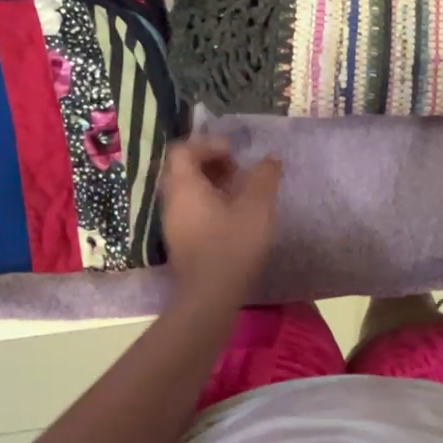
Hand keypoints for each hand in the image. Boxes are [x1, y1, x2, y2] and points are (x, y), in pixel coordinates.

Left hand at [159, 135, 282, 303]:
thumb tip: (270, 159)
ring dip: (213, 183)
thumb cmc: (232, 245)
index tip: (235, 152)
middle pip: (184, 168)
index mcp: (184, 187)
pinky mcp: (181, 242)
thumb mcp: (257, 205)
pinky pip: (192, 209)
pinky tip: (235, 216)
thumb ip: (264, 176)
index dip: (208, 143)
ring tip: (242, 192)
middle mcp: (172, 202)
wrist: (210, 299)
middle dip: (212, 162)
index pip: (183, 150)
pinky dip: (211, 203)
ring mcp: (173, 224)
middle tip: (240, 170)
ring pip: (188, 190)